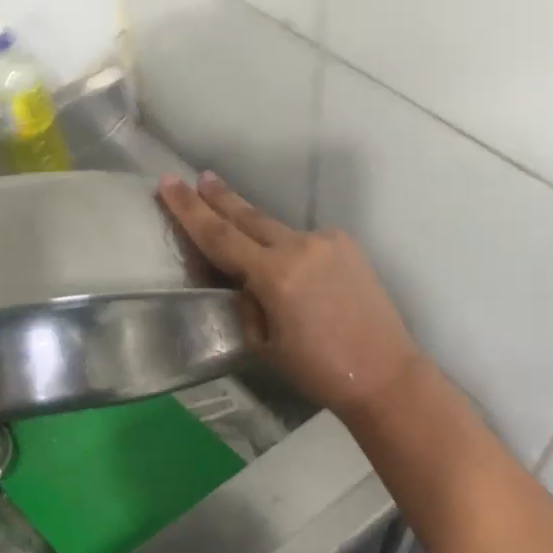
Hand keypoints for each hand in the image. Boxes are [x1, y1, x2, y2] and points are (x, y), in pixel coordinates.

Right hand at [157, 172, 422, 418]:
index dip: (189, 211)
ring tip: (228, 210)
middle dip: (218, 198)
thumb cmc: (320, 371)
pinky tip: (284, 262)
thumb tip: (244, 283)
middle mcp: (301, 247)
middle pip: (248, 217)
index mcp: (276, 276)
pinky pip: (304, 241)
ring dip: (252, 225)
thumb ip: (248, 305)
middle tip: (194, 179)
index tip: (167, 183)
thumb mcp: (267, 345)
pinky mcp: (347, 246)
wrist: (385, 373)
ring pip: (277, 229)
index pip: (220, 237)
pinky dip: (286, 247)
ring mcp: (328, 242)